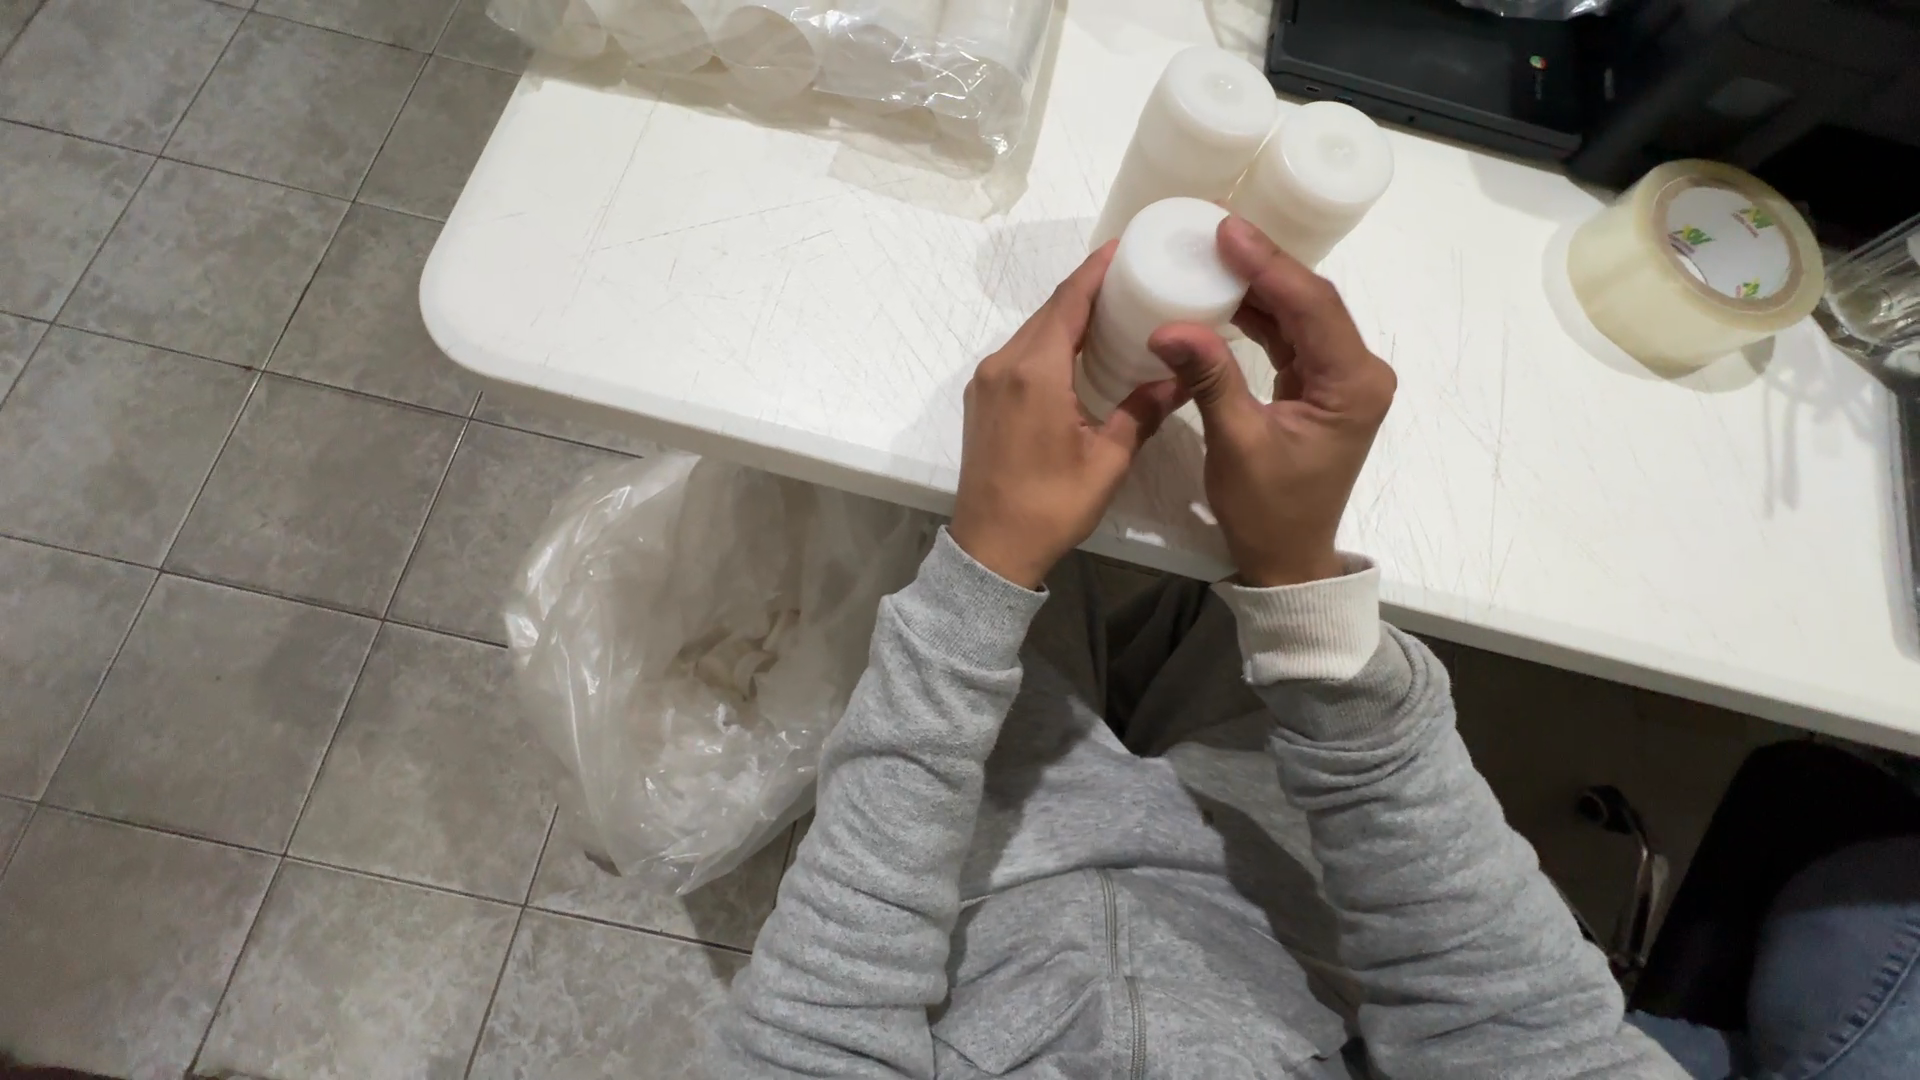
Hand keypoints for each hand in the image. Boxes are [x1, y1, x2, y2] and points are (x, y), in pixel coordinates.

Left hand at [950, 244, 1187, 588]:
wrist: (990, 549)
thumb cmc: (1050, 507)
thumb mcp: (1106, 462)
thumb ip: (1141, 412)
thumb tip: (1177, 380)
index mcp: (1034, 373)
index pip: (1068, 302)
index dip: (1096, 270)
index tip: (1123, 248)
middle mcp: (1002, 366)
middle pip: (1048, 312)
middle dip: (1086, 291)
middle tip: (1129, 280)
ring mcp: (984, 383)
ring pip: (1030, 333)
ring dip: (1066, 319)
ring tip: (1109, 312)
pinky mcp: (979, 401)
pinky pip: (1016, 356)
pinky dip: (1047, 344)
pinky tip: (1074, 352)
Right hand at [1148, 217, 1394, 586]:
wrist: (1286, 558)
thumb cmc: (1267, 510)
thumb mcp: (1236, 443)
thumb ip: (1210, 380)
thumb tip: (1168, 327)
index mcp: (1352, 383)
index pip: (1312, 306)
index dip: (1268, 265)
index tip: (1226, 231)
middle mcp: (1357, 373)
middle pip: (1311, 304)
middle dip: (1264, 267)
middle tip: (1216, 232)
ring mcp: (1339, 382)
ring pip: (1300, 319)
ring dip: (1260, 289)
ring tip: (1216, 256)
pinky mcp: (1317, 392)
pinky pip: (1289, 342)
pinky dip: (1258, 320)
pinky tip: (1227, 300)